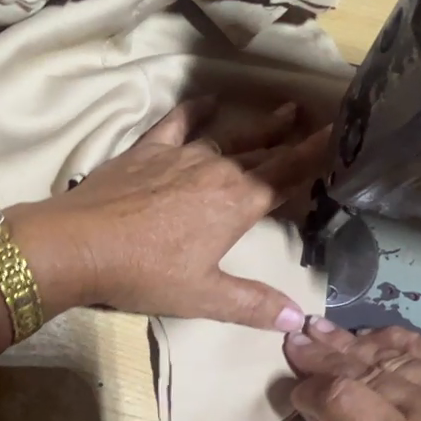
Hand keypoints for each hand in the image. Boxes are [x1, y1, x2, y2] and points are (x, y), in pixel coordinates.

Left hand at [10, 97, 330, 330]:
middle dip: (291, 137)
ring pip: (228, 136)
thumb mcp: (203, 296)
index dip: (315, 157)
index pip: (287, 175)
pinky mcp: (146, 151)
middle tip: (316, 119)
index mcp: (236, 202)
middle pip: (262, 152)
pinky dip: (194, 111)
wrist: (80, 244)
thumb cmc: (146, 273)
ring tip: (282, 110)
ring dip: (256, 126)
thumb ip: (253, 305)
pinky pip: (176, 123)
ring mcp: (179, 156)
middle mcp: (215, 170)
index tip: (340, 135)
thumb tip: (299, 319)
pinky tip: (207, 101)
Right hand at [285, 321, 420, 420]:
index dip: (309, 390)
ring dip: (353, 343)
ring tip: (320, 330)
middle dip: (323, 356)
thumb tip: (314, 411)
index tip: (293, 388)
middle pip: (364, 368)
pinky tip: (367, 336)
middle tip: (294, 340)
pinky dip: (395, 342)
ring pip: (395, 354)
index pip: (340, 397)